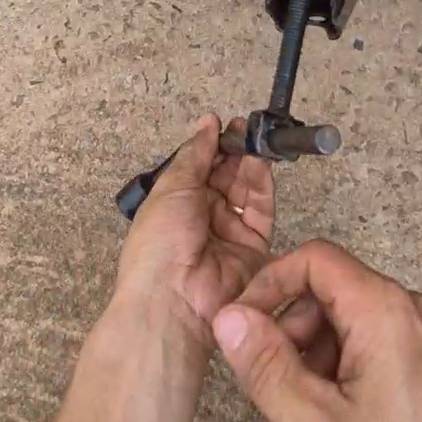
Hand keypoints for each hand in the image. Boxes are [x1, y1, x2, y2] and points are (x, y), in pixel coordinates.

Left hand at [113, 113, 275, 340]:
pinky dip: (262, 184)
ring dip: (250, 163)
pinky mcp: (253, 246)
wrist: (173, 299)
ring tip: (255, 141)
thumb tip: (208, 122)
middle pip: (226, 176)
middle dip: (235, 151)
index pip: (202, 167)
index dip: (214, 145)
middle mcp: (203, 216)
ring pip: (246, 189)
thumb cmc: (159, 243)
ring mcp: (228, 231)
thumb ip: (196, 153)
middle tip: (245, 129)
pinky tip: (261, 162)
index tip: (225, 124)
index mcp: (177, 203)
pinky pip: (261, 210)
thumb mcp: (172, 187)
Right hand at [210, 240, 421, 421]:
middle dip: (290, 329)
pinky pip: (372, 347)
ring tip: (305, 412)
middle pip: (331, 290)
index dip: (269, 283)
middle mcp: (410, 312)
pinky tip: (336, 421)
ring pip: (349, 322)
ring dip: (313, 356)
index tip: (240, 320)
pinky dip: (341, 372)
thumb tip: (230, 318)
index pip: (315, 258)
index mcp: (385, 309)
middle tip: (269, 380)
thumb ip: (266, 365)